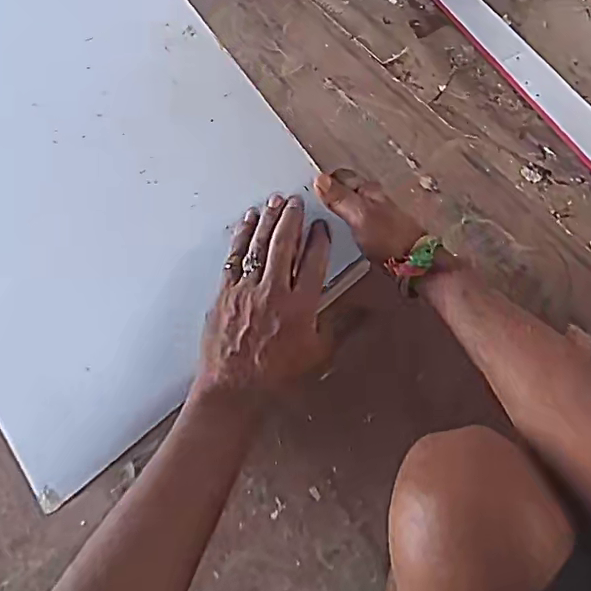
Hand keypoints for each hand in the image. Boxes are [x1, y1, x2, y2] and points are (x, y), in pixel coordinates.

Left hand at [198, 194, 333, 401]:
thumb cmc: (277, 375)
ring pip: (260, 245)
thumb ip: (342, 325)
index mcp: (300, 306)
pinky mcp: (225, 292)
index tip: (321, 226)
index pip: (314, 261)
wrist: (234, 388)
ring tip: (275, 202)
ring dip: (269, 220)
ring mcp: (247, 290)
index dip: (319, 239)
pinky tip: (248, 221)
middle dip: (292, 218)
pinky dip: (242, 235)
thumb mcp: (319, 352)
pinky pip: (234, 256)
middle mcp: (274, 292)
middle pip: (285, 244)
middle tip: (296, 201)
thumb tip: (365, 309)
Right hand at [314, 168, 426, 263]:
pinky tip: (336, 233)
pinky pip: (354, 221)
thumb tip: (319, 178)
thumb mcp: (358, 215)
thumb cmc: (386, 237)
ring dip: (336, 210)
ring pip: (349, 205)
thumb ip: (339, 197)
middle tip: (309, 208)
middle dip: (329, 194)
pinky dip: (344, 223)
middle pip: (345, 189)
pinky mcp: (376, 232)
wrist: (414, 264)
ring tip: (318, 221)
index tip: (306, 192)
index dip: (324, 181)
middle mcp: (372, 198)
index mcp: (368, 189)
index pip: (340, 176)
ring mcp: (375, 215)